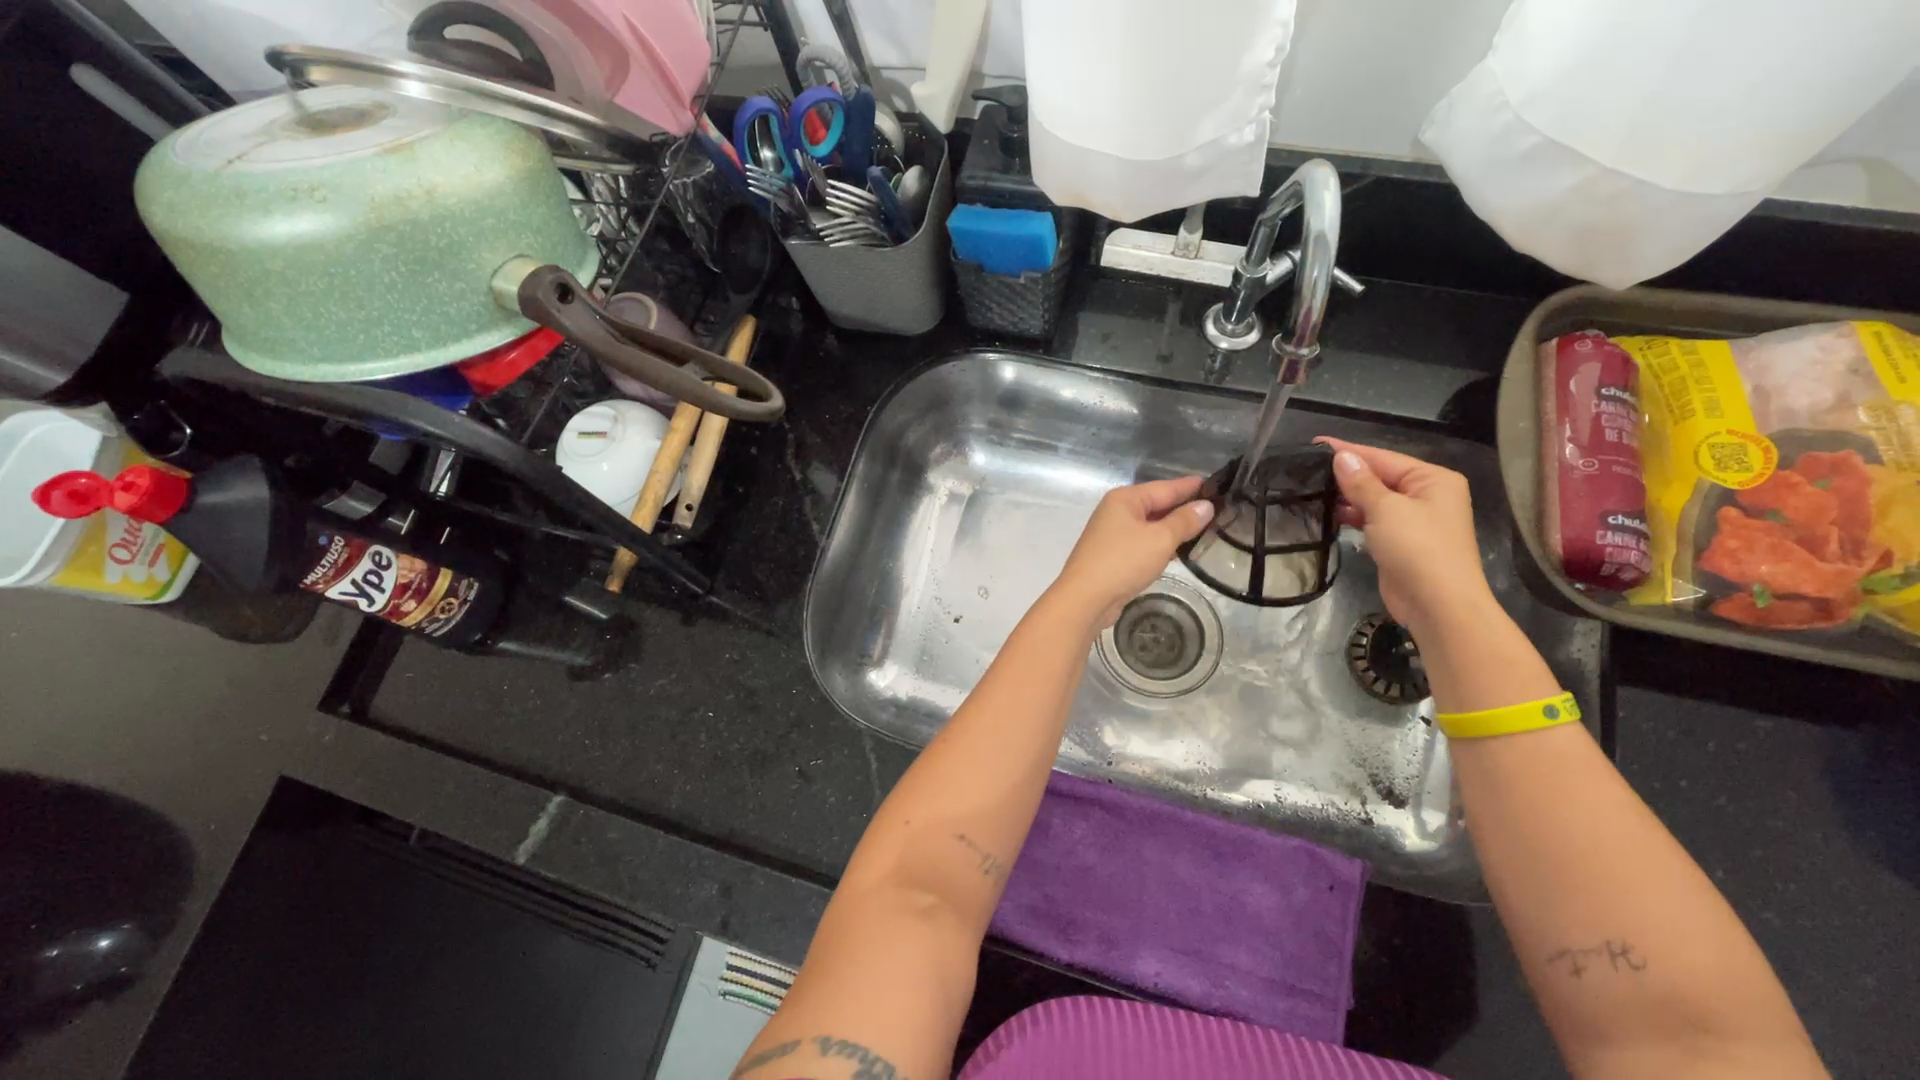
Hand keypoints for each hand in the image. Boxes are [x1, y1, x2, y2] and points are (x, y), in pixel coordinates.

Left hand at [1052, 476, 1215, 627]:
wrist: (1086, 599)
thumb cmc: (1123, 561)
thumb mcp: (1160, 539)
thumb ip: (1184, 521)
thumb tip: (1205, 506)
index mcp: (1125, 498)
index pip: (1166, 487)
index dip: (1191, 487)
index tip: (1216, 485)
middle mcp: (1116, 511)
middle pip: (1157, 505)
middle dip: (1184, 508)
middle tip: (1217, 510)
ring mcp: (1112, 534)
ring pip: (1150, 525)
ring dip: (1173, 528)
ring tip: (1205, 530)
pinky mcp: (1113, 555)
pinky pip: (1143, 543)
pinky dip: (1160, 544)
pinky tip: (1178, 552)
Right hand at [1316, 438, 1494, 634]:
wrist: (1438, 604)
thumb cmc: (1417, 548)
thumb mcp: (1386, 509)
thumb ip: (1361, 482)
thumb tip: (1342, 457)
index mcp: (1433, 479)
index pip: (1384, 458)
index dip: (1349, 451)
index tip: (1315, 443)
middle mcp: (1428, 495)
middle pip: (1381, 477)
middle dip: (1348, 475)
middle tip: (1307, 469)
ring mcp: (1415, 521)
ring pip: (1376, 501)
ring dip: (1349, 498)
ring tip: (1312, 491)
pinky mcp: (1402, 543)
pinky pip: (1375, 521)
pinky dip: (1355, 517)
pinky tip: (1331, 515)